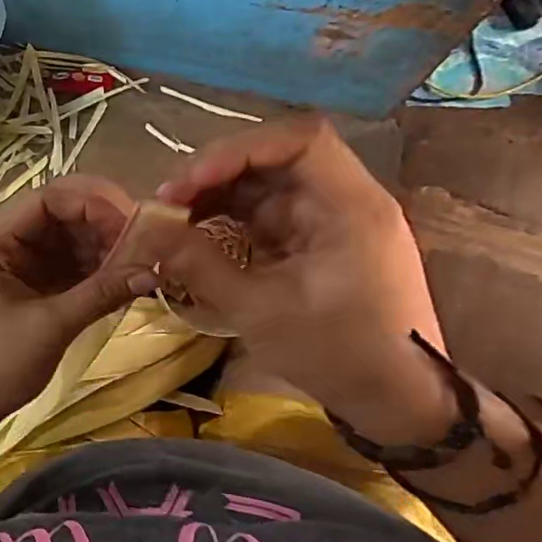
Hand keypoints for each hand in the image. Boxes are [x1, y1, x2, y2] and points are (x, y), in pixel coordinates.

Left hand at [0, 176, 159, 420]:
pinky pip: (64, 264)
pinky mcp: (28, 286)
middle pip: (58, 216)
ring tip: (137, 263)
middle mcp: (2, 244)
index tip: (133, 220)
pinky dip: (91, 269)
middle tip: (143, 243)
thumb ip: (101, 293)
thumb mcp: (52, 325)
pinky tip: (121, 278)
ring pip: (65, 240)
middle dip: (101, 225)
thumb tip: (154, 271)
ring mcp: (15, 265)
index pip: (46, 200)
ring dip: (100, 247)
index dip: (91, 203)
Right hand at [153, 118, 448, 433]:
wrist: (396, 401)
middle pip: (274, 158)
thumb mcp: (257, 310)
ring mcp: (329, 221)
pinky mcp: (315, 242)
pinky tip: (196, 233)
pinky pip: (266, 213)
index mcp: (348, 206)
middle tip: (168, 201)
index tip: (190, 181)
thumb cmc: (336, 353)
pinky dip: (228, 217)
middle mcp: (342, 201)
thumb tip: (145, 227)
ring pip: (265, 184)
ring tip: (173, 217)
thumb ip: (198, 263)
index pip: (298, 141)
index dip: (238, 150)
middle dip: (215, 172)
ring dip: (216, 193)